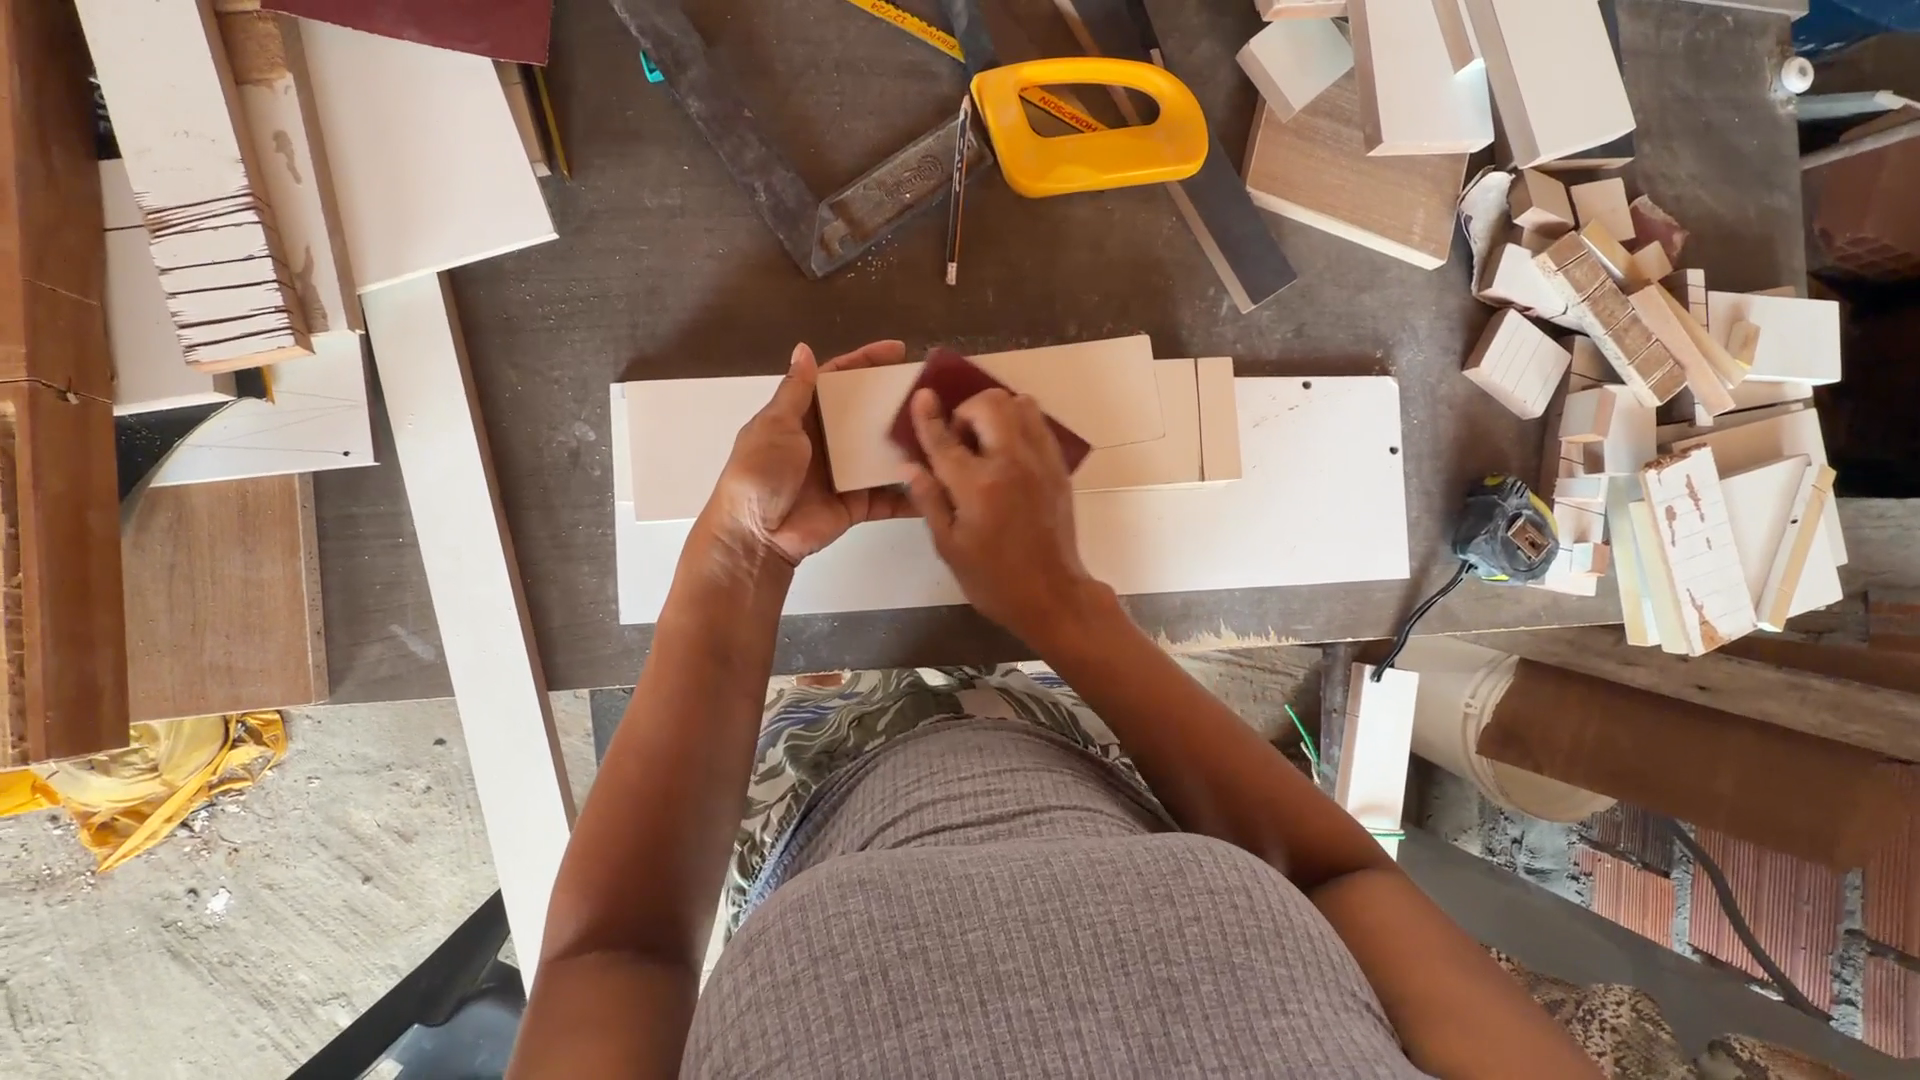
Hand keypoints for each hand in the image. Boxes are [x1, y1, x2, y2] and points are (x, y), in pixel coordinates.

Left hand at [702, 340, 915, 565]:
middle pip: (868, 415)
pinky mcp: (858, 504)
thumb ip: (796, 391)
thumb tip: (803, 349)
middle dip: (896, 402)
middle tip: (932, 392)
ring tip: (943, 431)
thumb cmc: (760, 473)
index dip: (865, 362)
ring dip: (909, 445)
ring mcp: (845, 474)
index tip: (897, 351)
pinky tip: (937, 483)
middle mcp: (828, 441)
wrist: (757, 535)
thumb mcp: (775, 426)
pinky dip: (910, 495)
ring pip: (884, 454)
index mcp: (804, 417)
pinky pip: (889, 497)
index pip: (839, 380)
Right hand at [901, 387, 1110, 645]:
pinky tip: (1007, 452)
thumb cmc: (993, 580)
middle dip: (966, 411)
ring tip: (985, 442)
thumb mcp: (949, 547)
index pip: (946, 439)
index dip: (928, 416)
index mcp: (978, 487)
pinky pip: (1039, 424)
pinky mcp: (1059, 468)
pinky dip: (1019, 424)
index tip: (922, 398)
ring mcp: (1041, 462)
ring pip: (1021, 405)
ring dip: (996, 413)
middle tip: (959, 441)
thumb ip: (929, 500)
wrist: (1052, 595)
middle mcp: (1012, 464)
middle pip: (990, 404)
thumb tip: (910, 466)